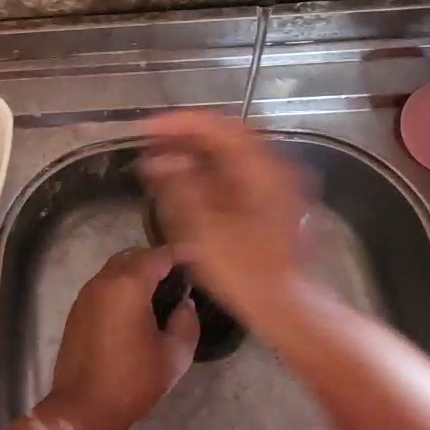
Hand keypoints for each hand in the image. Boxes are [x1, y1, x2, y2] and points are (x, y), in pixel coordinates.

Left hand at [44, 248, 199, 429]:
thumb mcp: (174, 355)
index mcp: (128, 286)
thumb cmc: (133, 382)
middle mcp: (103, 282)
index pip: (158, 256)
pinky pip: (103, 284)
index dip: (180, 253)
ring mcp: (86, 294)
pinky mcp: (77, 310)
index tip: (198, 256)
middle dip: (157, 259)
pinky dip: (121, 283)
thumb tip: (185, 304)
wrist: (83, 407)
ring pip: (115, 268)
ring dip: (137, 270)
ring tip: (160, 287)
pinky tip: (136, 304)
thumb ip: (186, 322)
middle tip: (180, 273)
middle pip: (133, 256)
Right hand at [137, 110, 313, 322]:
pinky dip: (208, 171)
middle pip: (225, 135)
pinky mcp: (271, 201)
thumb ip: (178, 185)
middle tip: (150, 144)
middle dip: (184, 136)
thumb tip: (158, 159)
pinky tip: (185, 183)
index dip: (176, 123)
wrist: (285, 306)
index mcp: (259, 166)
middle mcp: (273, 166)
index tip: (144, 129)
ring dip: (194, 153)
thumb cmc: (244, 269)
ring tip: (161, 162)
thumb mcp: (201, 226)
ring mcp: (275, 184)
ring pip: (230, 154)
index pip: (215, 125)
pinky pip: (236, 172)